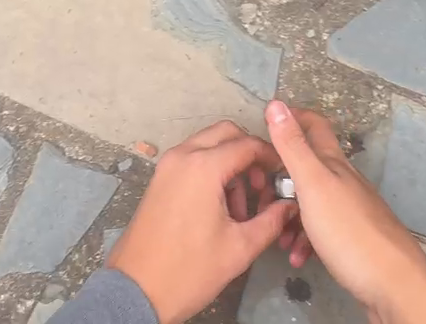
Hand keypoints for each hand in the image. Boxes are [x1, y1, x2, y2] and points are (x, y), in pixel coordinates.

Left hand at [108, 121, 296, 322]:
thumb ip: (271, 221)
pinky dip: (211, 169)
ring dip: (229, 163)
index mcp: (204, 167)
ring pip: (208, 144)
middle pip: (226, 133)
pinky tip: (218, 206)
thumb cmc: (188, 270)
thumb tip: (291, 206)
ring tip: (240, 206)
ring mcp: (168, 165)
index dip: (270, 156)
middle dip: (249, 153)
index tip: (284, 173)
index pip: (247, 145)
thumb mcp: (239, 249)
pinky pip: (192, 158)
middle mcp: (184, 155)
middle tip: (261, 185)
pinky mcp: (159, 178)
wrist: (134, 293)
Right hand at [265, 101, 425, 323]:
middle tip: (261, 196)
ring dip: (291, 215)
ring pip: (313, 201)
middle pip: (309, 165)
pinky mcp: (355, 237)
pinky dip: (307, 239)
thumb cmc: (349, 230)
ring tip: (278, 237)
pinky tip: (299, 257)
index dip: (292, 119)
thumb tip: (277, 103)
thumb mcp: (313, 184)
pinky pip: (323, 229)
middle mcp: (344, 179)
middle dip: (281, 177)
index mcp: (333, 162)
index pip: (313, 125)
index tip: (266, 129)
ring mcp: (352, 208)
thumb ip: (293, 146)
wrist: (394, 284)